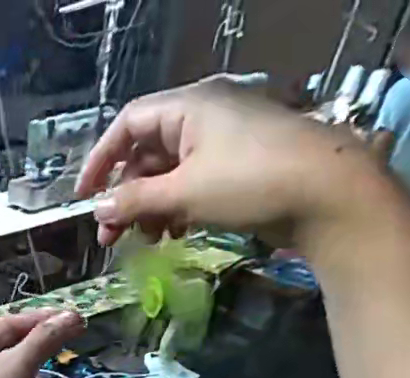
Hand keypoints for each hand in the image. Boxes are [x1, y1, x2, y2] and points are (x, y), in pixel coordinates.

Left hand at [0, 310, 84, 377]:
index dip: (41, 319)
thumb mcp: (17, 367)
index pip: (6, 324)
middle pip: (5, 345)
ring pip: (5, 369)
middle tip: (72, 337)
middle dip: (37, 340)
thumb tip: (74, 316)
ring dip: (30, 363)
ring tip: (58, 357)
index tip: (74, 318)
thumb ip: (45, 340)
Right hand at [76, 77, 394, 247]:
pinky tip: (172, 233)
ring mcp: (223, 142)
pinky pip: (192, 184)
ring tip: (143, 240)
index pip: (129, 125)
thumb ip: (134, 200)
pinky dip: (175, 209)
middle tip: (110, 236)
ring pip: (169, 173)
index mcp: (189, 106)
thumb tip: (98, 209)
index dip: (100, 160)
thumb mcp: (183, 192)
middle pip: (147, 153)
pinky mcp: (238, 168)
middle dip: (124, 195)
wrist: (326, 194)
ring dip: (148, 207)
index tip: (83, 198)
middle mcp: (204, 116)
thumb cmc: (249, 181)